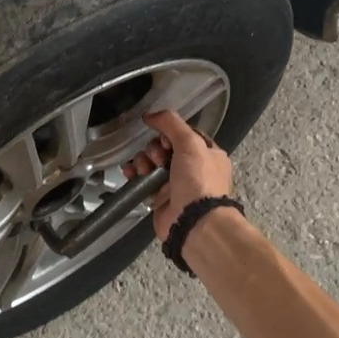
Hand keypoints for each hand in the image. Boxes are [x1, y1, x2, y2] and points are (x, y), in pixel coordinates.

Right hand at [122, 110, 233, 241]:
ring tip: (143, 168)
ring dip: (143, 159)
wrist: (194, 222)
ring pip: (152, 161)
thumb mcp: (190, 143)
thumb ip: (171, 123)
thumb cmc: (198, 180)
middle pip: (165, 146)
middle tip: (157, 157)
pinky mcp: (160, 197)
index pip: (185, 134)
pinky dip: (135, 173)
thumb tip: (150, 115)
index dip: (170, 131)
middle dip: (155, 148)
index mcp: (208, 154)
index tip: (164, 137)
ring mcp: (176, 183)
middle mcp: (194, 168)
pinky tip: (130, 172)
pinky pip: (144, 178)